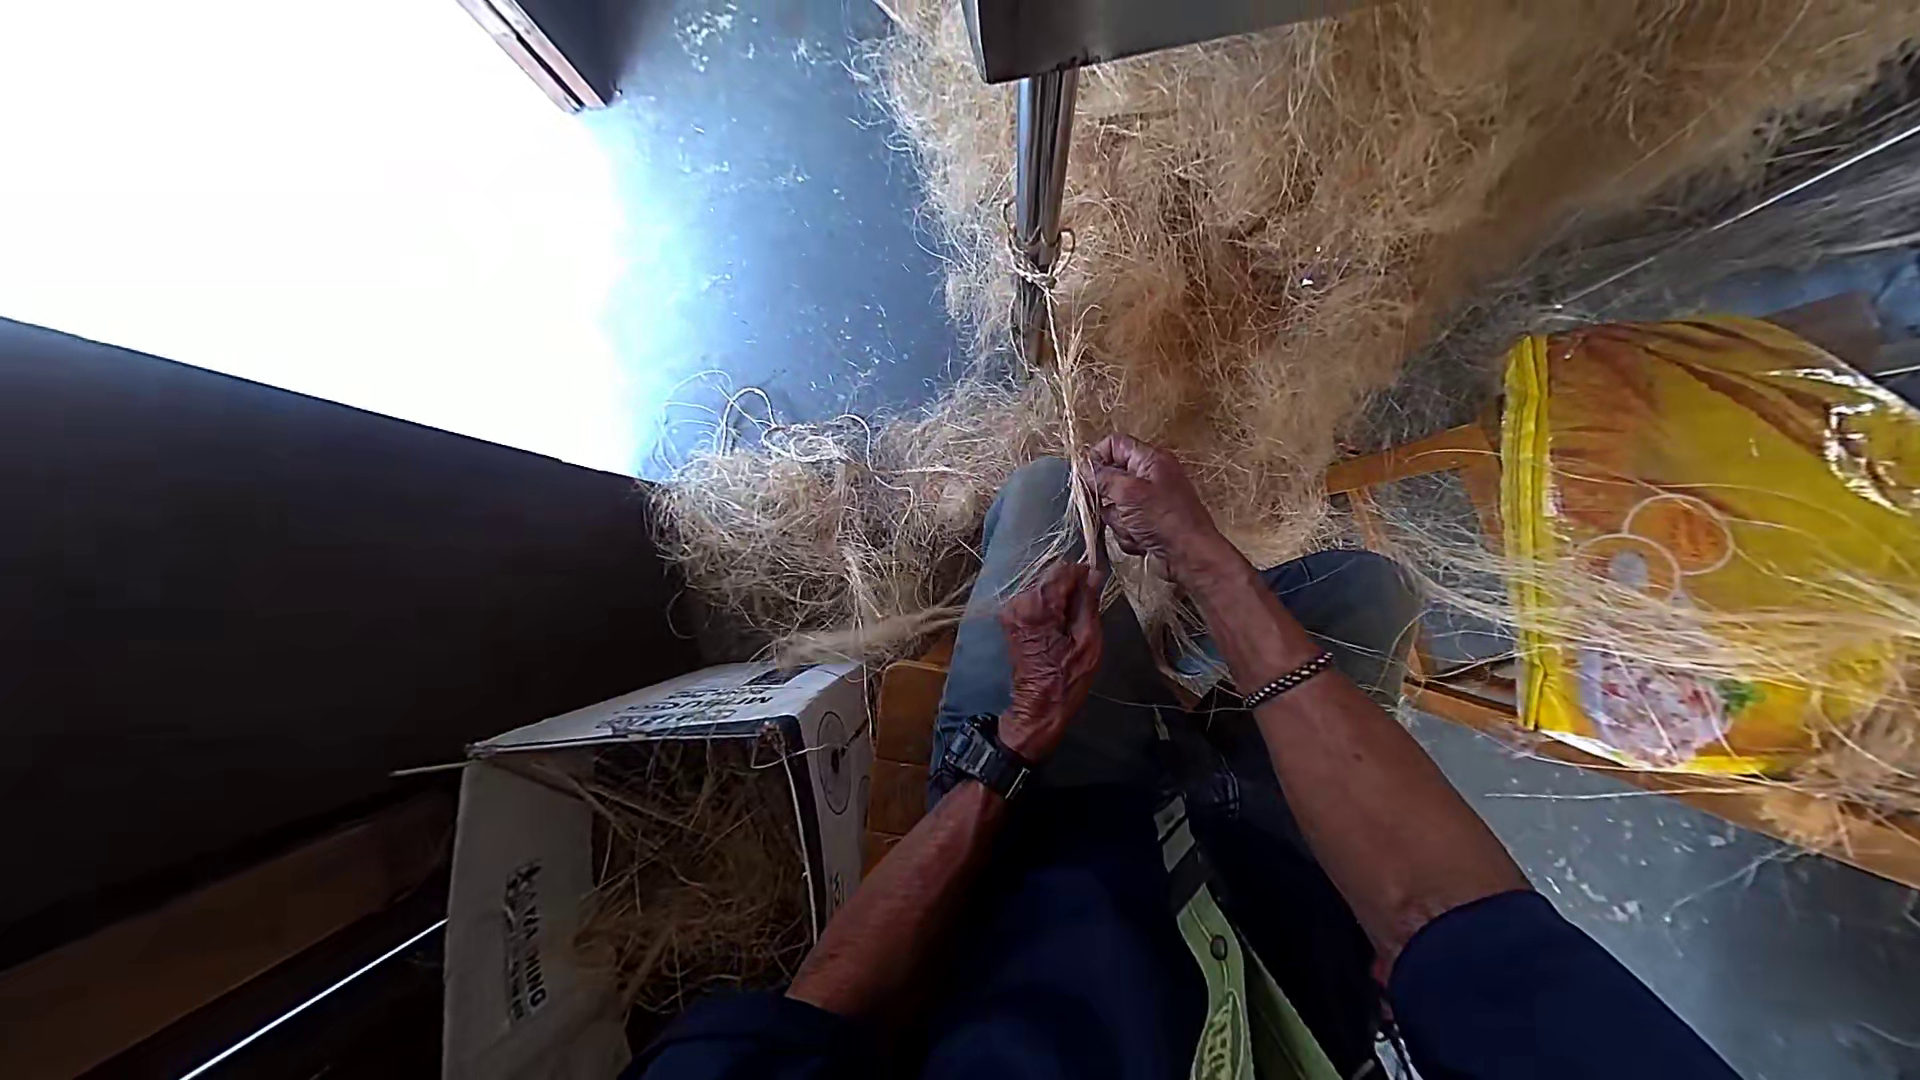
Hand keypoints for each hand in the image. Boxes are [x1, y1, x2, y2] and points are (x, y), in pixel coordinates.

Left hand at [997, 562, 1102, 762]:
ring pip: (1044, 588)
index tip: (1096, 585)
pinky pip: (1035, 601)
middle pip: (1051, 578)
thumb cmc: (1067, 679)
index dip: (1082, 574)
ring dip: (1061, 599)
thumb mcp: (1088, 641)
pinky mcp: (1011, 619)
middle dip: (1071, 589)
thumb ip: (1089, 603)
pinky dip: (1050, 608)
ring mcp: (1011, 611)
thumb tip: (1094, 574)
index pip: (1062, 570)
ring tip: (1073, 624)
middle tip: (1086, 613)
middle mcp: (1018, 603)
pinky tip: (1060, 627)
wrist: (1038, 707)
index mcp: (1036, 607)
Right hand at [1089, 434, 1237, 585]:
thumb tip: (1084, 467)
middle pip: (1109, 479)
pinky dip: (1126, 534)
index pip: (1114, 444)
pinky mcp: (1145, 524)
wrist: (1189, 556)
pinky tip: (1140, 540)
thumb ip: (1102, 476)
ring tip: (1134, 528)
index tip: (1088, 478)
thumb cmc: (1164, 519)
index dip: (1097, 458)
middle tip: (1115, 508)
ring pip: (1112, 506)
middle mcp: (1148, 477)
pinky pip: (1122, 524)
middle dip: (1107, 499)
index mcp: (1150, 459)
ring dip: (1117, 521)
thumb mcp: (1128, 491)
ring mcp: (1147, 502)